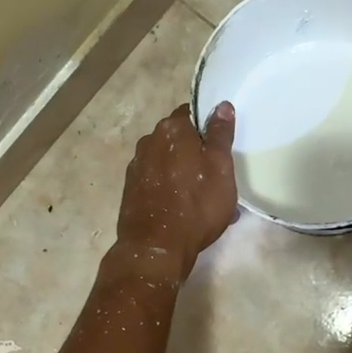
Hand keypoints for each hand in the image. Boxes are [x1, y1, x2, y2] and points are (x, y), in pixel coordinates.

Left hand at [111, 102, 238, 281]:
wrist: (156, 247)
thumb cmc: (196, 205)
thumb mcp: (220, 168)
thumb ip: (220, 134)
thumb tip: (221, 105)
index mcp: (171, 129)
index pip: (190, 114)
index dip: (207, 126)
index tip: (220, 145)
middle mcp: (149, 141)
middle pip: (177, 138)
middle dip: (195, 151)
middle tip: (215, 174)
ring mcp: (136, 166)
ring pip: (166, 160)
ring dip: (182, 171)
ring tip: (202, 196)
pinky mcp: (131, 189)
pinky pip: (156, 180)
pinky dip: (169, 188)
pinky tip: (182, 207)